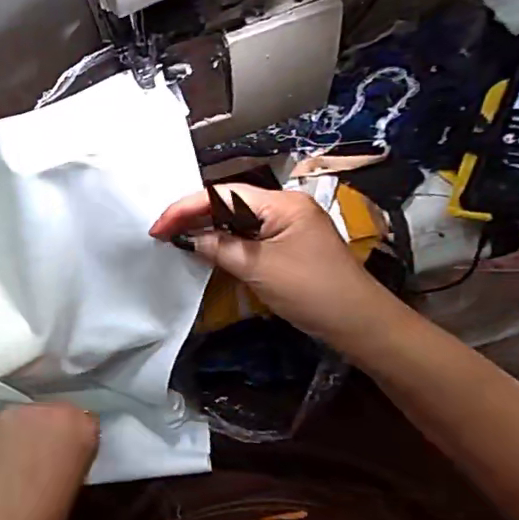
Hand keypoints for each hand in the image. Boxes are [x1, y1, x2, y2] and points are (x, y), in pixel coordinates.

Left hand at [0, 403, 98, 519]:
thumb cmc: (52, 505)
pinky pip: (6, 420)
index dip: (71, 435)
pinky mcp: (1, 413)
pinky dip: (4, 432)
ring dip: (25, 427)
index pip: (83, 420)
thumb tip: (61, 449)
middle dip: (48, 426)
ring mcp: (28, 409)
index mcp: (85, 428)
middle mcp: (59, 411)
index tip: (64, 448)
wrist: (14, 506)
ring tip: (16, 451)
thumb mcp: (78, 476)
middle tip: (38, 449)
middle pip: (55, 412)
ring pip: (28, 414)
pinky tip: (0, 451)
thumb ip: (74, 452)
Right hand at [150, 183, 394, 341]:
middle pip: (227, 203)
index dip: (186, 208)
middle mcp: (284, 208)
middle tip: (160, 234)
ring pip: (235, 219)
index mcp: (282, 204)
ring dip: (205, 228)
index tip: (158, 228)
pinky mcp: (285, 246)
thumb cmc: (312, 291)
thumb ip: (219, 248)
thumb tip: (187, 239)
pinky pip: (245, 236)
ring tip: (174, 239)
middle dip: (192, 215)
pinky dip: (221, 241)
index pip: (222, 195)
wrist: (359, 324)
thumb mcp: (258, 268)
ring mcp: (286, 227)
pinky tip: (203, 250)